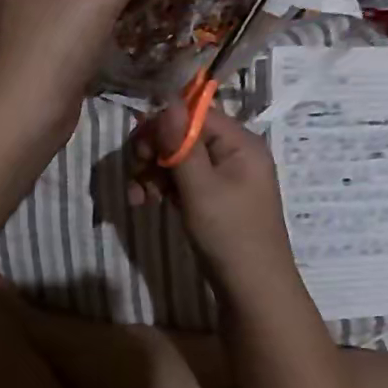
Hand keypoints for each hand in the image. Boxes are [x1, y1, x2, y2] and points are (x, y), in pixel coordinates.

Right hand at [130, 104, 301, 299]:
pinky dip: (159, 188)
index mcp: (239, 143)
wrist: (250, 286)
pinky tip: (146, 203)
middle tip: (137, 176)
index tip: (140, 153)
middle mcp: (232, 152)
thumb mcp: (200, 189)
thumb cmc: (229, 234)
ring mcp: (220, 175)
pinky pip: (179, 179)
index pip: (194, 114)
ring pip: (175, 158)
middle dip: (153, 152)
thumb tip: (167, 101)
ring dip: (151, 173)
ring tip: (138, 198)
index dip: (162, 127)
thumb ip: (181, 145)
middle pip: (181, 134)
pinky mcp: (209, 195)